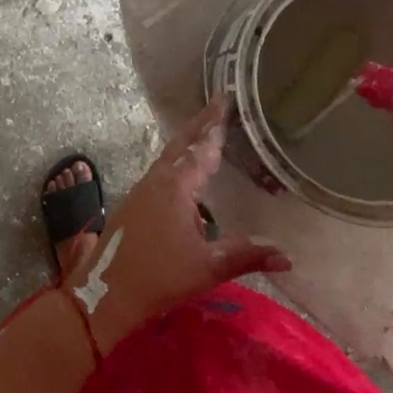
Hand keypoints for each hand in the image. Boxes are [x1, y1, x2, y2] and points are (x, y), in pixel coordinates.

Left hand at [59, 94, 291, 352]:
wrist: (105, 292)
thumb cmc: (159, 277)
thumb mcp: (208, 268)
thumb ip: (246, 256)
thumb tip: (287, 258)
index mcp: (176, 187)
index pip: (202, 148)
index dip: (216, 125)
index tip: (227, 100)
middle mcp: (158, 180)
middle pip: (182, 143)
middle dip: (201, 123)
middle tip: (219, 102)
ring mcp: (142, 189)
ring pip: (169, 155)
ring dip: (188, 140)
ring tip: (206, 130)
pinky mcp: (135, 202)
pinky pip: (161, 169)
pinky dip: (177, 158)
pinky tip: (184, 169)